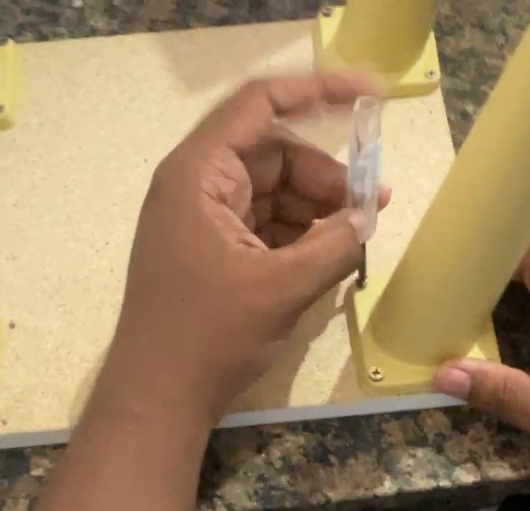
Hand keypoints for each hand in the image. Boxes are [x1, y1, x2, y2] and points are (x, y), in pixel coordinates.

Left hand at [95, 73, 385, 427]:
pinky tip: (329, 258)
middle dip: (326, 179)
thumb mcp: (280, 290)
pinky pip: (264, 231)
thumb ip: (332, 246)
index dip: (319, 93)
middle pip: (274, 156)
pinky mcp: (213, 257)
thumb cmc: (208, 337)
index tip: (371, 97)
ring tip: (356, 239)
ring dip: (316, 212)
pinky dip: (298, 240)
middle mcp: (198, 187)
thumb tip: (367, 218)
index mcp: (200, 175)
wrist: (158, 398)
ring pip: (273, 197)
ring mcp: (204, 223)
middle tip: (371, 209)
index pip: (262, 107)